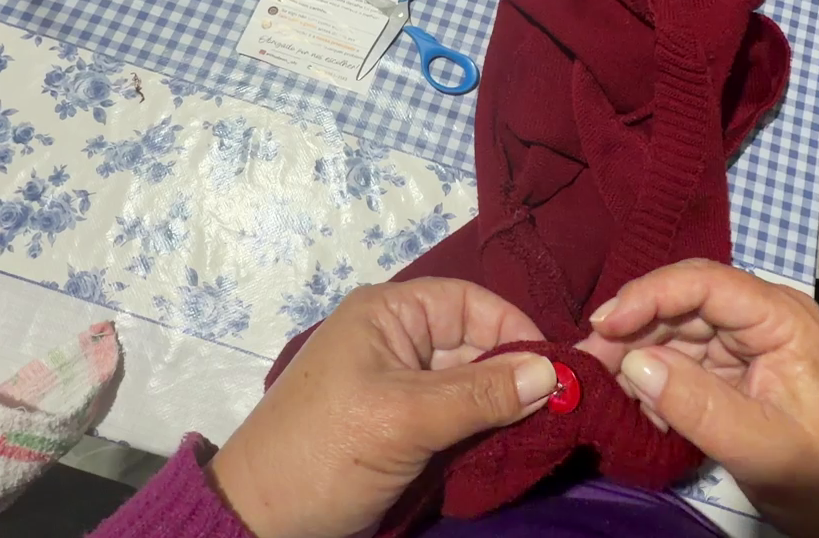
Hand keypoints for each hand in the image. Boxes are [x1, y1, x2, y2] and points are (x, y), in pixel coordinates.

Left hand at [210, 278, 559, 537]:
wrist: (257, 527)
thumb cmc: (326, 451)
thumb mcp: (407, 419)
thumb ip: (481, 394)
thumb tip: (554, 372)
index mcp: (389, 312)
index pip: (469, 302)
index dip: (514, 327)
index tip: (556, 367)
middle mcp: (398, 337)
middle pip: (472, 341)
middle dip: (513, 370)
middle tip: (561, 406)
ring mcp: (399, 382)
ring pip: (467, 380)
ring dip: (501, 403)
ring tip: (545, 425)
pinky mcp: (401, 421)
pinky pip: (453, 412)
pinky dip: (480, 426)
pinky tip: (510, 441)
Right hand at [579, 260, 818, 537]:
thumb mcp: (761, 447)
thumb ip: (698, 405)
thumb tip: (633, 363)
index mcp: (779, 317)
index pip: (705, 283)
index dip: (650, 295)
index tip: (605, 324)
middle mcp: (759, 315)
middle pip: (683, 301)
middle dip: (634, 326)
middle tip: (590, 358)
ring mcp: (745, 339)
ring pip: (676, 326)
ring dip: (639, 353)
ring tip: (604, 382)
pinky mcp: (732, 365)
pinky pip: (682, 357)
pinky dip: (655, 377)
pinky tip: (639, 403)